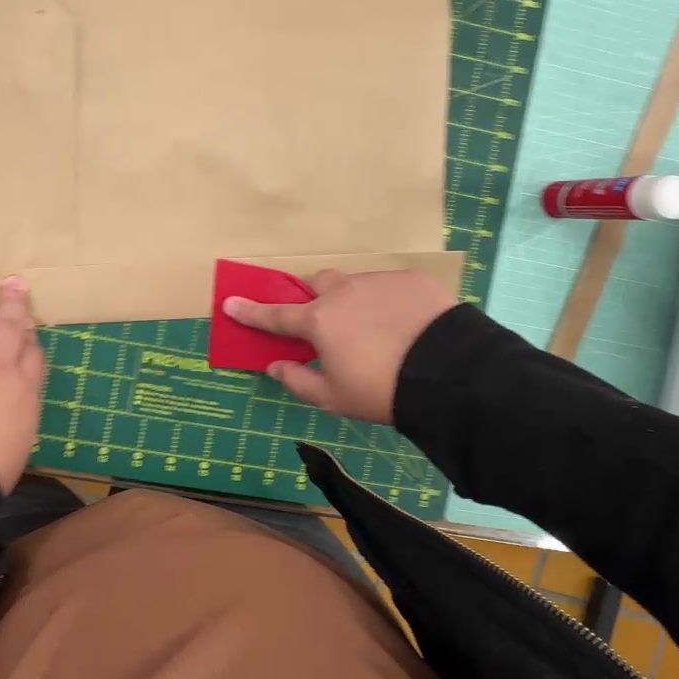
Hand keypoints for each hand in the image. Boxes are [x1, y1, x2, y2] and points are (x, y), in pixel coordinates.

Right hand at [223, 269, 455, 423]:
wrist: (448, 373)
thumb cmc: (381, 391)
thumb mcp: (333, 398)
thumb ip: (298, 381)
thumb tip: (274, 366)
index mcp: (318, 321)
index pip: (274, 315)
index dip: (250, 311)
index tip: (230, 302)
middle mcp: (342, 293)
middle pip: (316, 283)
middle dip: (313, 297)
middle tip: (323, 320)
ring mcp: (377, 281)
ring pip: (354, 284)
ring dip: (352, 301)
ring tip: (374, 329)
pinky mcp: (410, 280)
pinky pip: (387, 287)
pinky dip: (386, 303)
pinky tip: (403, 325)